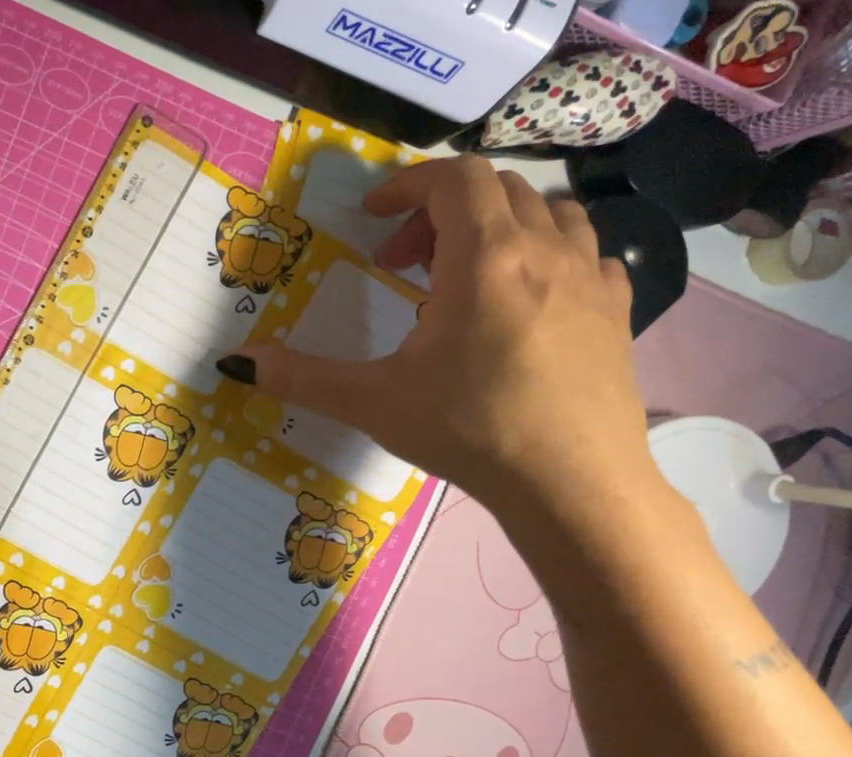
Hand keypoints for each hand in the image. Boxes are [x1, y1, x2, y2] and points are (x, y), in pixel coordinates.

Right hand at [235, 157, 654, 519]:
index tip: (371, 215)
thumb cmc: (467, 430)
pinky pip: (583, 250)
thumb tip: (235, 361)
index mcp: (485, 259)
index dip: (407, 184)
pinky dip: (542, 252)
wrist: (572, 481)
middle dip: (439, 211)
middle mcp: (545, 250)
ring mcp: (590, 276)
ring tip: (458, 274)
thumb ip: (300, 376)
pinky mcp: (616, 307)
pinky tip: (518, 298)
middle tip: (399, 262)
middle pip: (496, 190)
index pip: (454, 179)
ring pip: (548, 211)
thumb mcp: (370, 402)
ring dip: (495, 224)